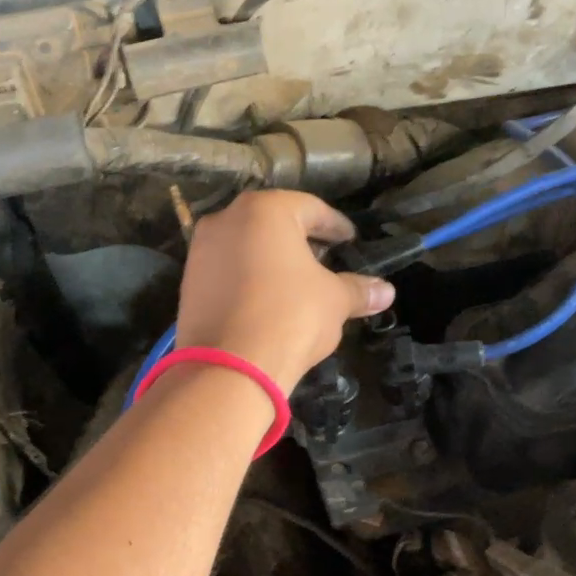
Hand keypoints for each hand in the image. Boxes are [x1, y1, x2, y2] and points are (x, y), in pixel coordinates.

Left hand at [175, 190, 395, 390]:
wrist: (229, 367)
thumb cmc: (290, 317)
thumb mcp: (334, 301)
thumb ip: (358, 290)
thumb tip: (386, 292)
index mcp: (265, 210)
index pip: (310, 208)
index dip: (335, 226)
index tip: (350, 241)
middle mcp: (226, 219)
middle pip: (273, 225)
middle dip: (301, 242)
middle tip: (325, 262)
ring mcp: (201, 251)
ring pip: (247, 248)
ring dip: (273, 262)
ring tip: (298, 286)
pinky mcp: (189, 284)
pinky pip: (228, 273)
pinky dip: (250, 281)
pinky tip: (268, 304)